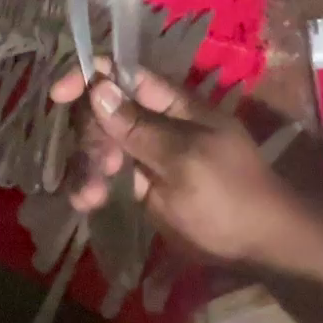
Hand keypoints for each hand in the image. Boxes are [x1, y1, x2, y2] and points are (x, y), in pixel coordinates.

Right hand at [52, 67, 322, 282]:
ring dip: (87, 165)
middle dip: (91, 136)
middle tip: (99, 169)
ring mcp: (148, 154)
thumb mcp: (184, 160)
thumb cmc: (230, 196)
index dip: (90, 75)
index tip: (60, 94)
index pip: (124, 73)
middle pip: (104, 110)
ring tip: (87, 197)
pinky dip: (92, 185)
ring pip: (100, 144)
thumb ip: (139, 127)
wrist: (262, 249)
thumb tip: (98, 87)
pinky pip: (107, 175)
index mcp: (173, 103)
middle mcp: (156, 121)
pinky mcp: (142, 185)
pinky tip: (85, 202)